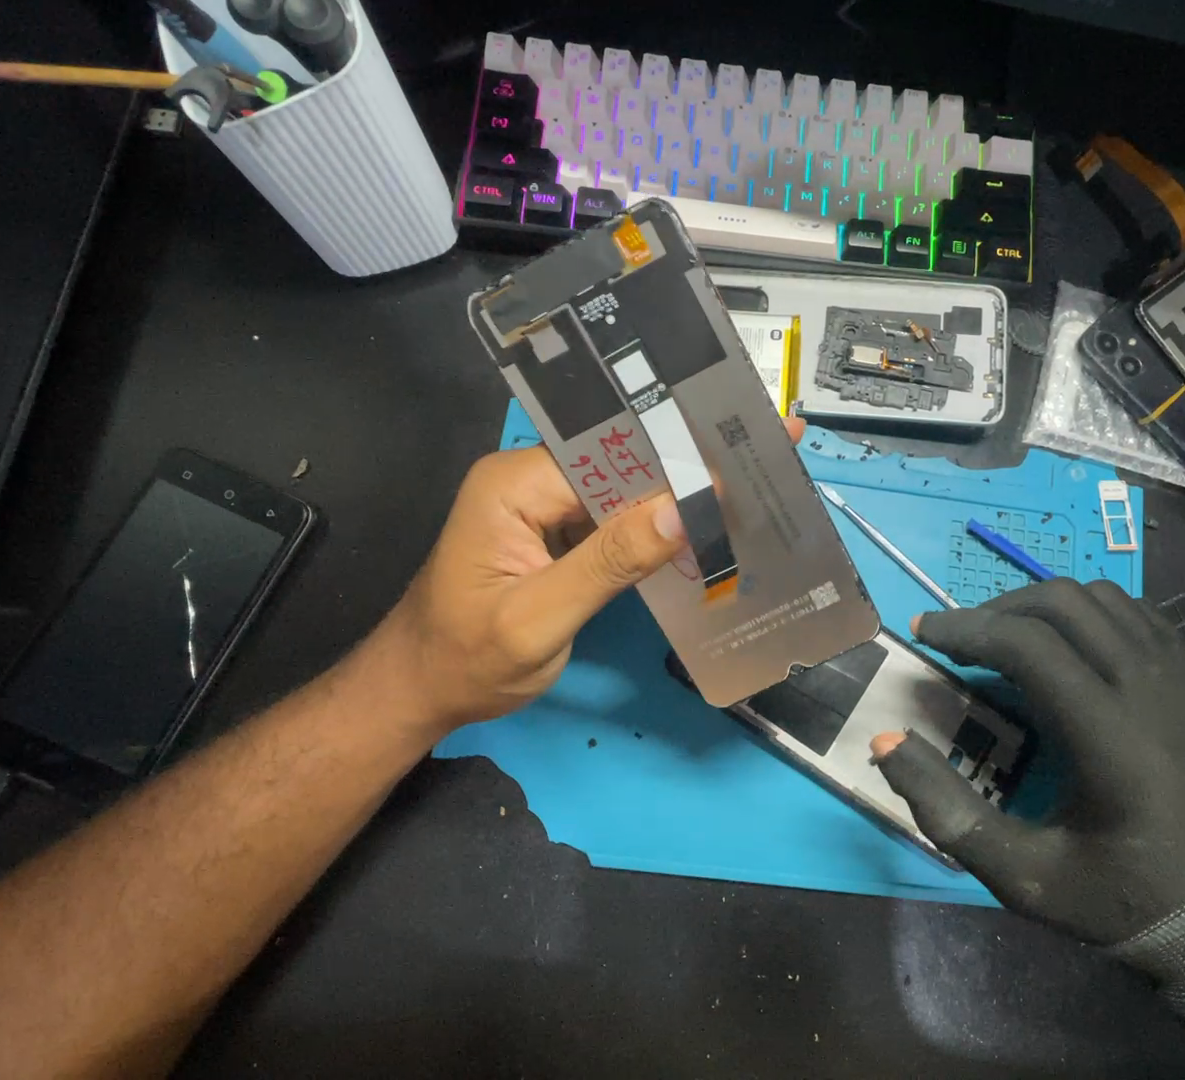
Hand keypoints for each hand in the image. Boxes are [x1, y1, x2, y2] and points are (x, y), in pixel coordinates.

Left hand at [371, 417, 804, 736]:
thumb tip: (682, 510)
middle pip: (622, 461)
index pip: (610, 457)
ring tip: (749, 486)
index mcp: (515, 484)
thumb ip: (607, 563)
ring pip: (626, 487)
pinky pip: (616, 515)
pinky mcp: (559, 528)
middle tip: (763, 457)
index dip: (675, 461)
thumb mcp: (538, 620)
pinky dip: (659, 524)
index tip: (739, 462)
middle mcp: (531, 478)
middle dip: (689, 466)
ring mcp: (545, 502)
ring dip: (680, 495)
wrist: (420, 689)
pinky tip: (705, 525)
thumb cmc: (466, 661)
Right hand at [870, 578, 1184, 1020]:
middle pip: (1062, 602)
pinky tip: (1066, 649)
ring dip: (1040, 606)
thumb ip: (945, 809)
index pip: (1028, 644)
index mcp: (1112, 736)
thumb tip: (885, 741)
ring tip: (1006, 640)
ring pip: (1100, 596)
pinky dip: (1086, 615)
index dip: (965, 628)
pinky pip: (1134, 613)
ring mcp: (1184, 672)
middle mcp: (1153, 686)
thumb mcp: (1020, 875)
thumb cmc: (1118, 895)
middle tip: (960, 639)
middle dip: (997, 609)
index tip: (924, 631)